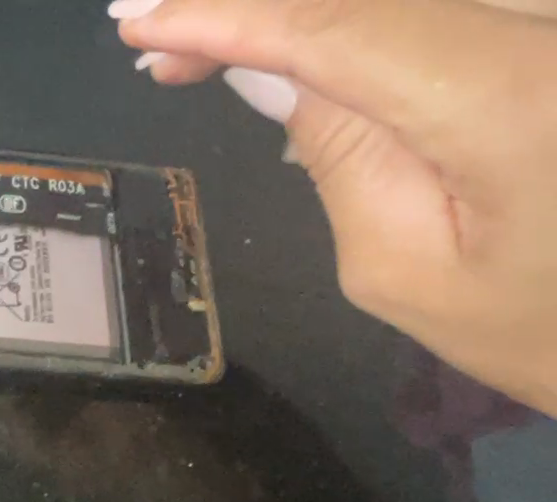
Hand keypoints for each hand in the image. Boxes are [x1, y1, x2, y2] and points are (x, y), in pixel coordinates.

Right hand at [112, 0, 556, 415]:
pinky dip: (353, 13)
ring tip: (204, 40)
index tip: (139, 23)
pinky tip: (289, 36)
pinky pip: (447, 7)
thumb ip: (341, 158)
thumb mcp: (401, 267)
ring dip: (294, 8)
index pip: (344, 30)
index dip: (231, 18)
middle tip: (152, 30)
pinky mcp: (551, 27)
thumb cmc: (538, 318)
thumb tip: (265, 74)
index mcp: (519, 99)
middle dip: (254, 3)